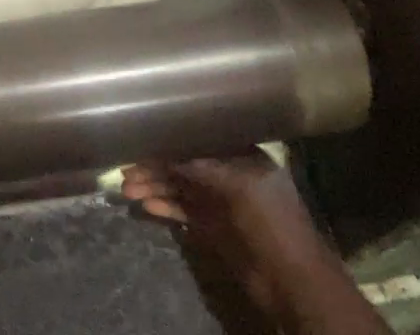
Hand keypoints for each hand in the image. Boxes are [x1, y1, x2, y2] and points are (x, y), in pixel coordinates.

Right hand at [122, 153, 315, 313]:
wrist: (292, 279)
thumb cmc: (272, 221)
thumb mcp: (240, 186)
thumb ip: (204, 168)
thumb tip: (169, 154)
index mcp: (242, 157)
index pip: (201, 142)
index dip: (173, 141)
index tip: (144, 140)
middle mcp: (229, 175)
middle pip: (185, 166)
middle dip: (157, 167)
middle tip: (127, 172)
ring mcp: (220, 203)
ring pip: (181, 189)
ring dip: (155, 188)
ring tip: (127, 190)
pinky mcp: (213, 228)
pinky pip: (184, 212)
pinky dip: (166, 208)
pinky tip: (146, 207)